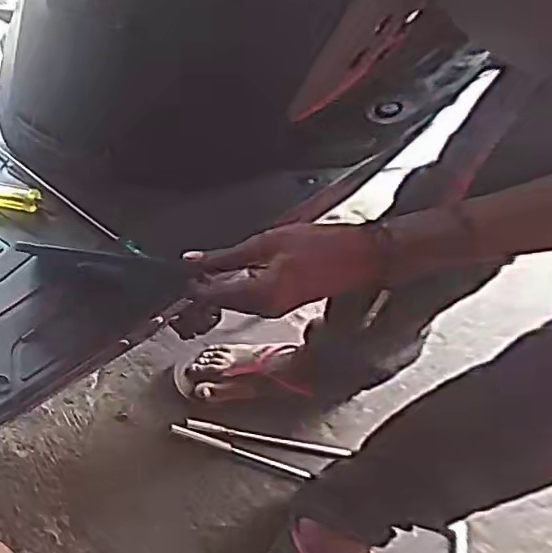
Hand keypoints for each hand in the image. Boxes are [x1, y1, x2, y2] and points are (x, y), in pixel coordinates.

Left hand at [181, 223, 383, 318]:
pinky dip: (238, 287)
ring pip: (232, 301)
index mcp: (259, 293)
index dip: (193, 283)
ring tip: (214, 267)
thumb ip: (226, 255)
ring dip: (221, 286)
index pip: (210, 295)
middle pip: (219, 301)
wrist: (364, 256)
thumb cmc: (326, 246)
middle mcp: (263, 308)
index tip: (187, 270)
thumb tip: (194, 260)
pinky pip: (248, 300)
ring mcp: (271, 310)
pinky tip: (239, 272)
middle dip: (205, 285)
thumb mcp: (267, 242)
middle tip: (196, 267)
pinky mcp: (279, 306)